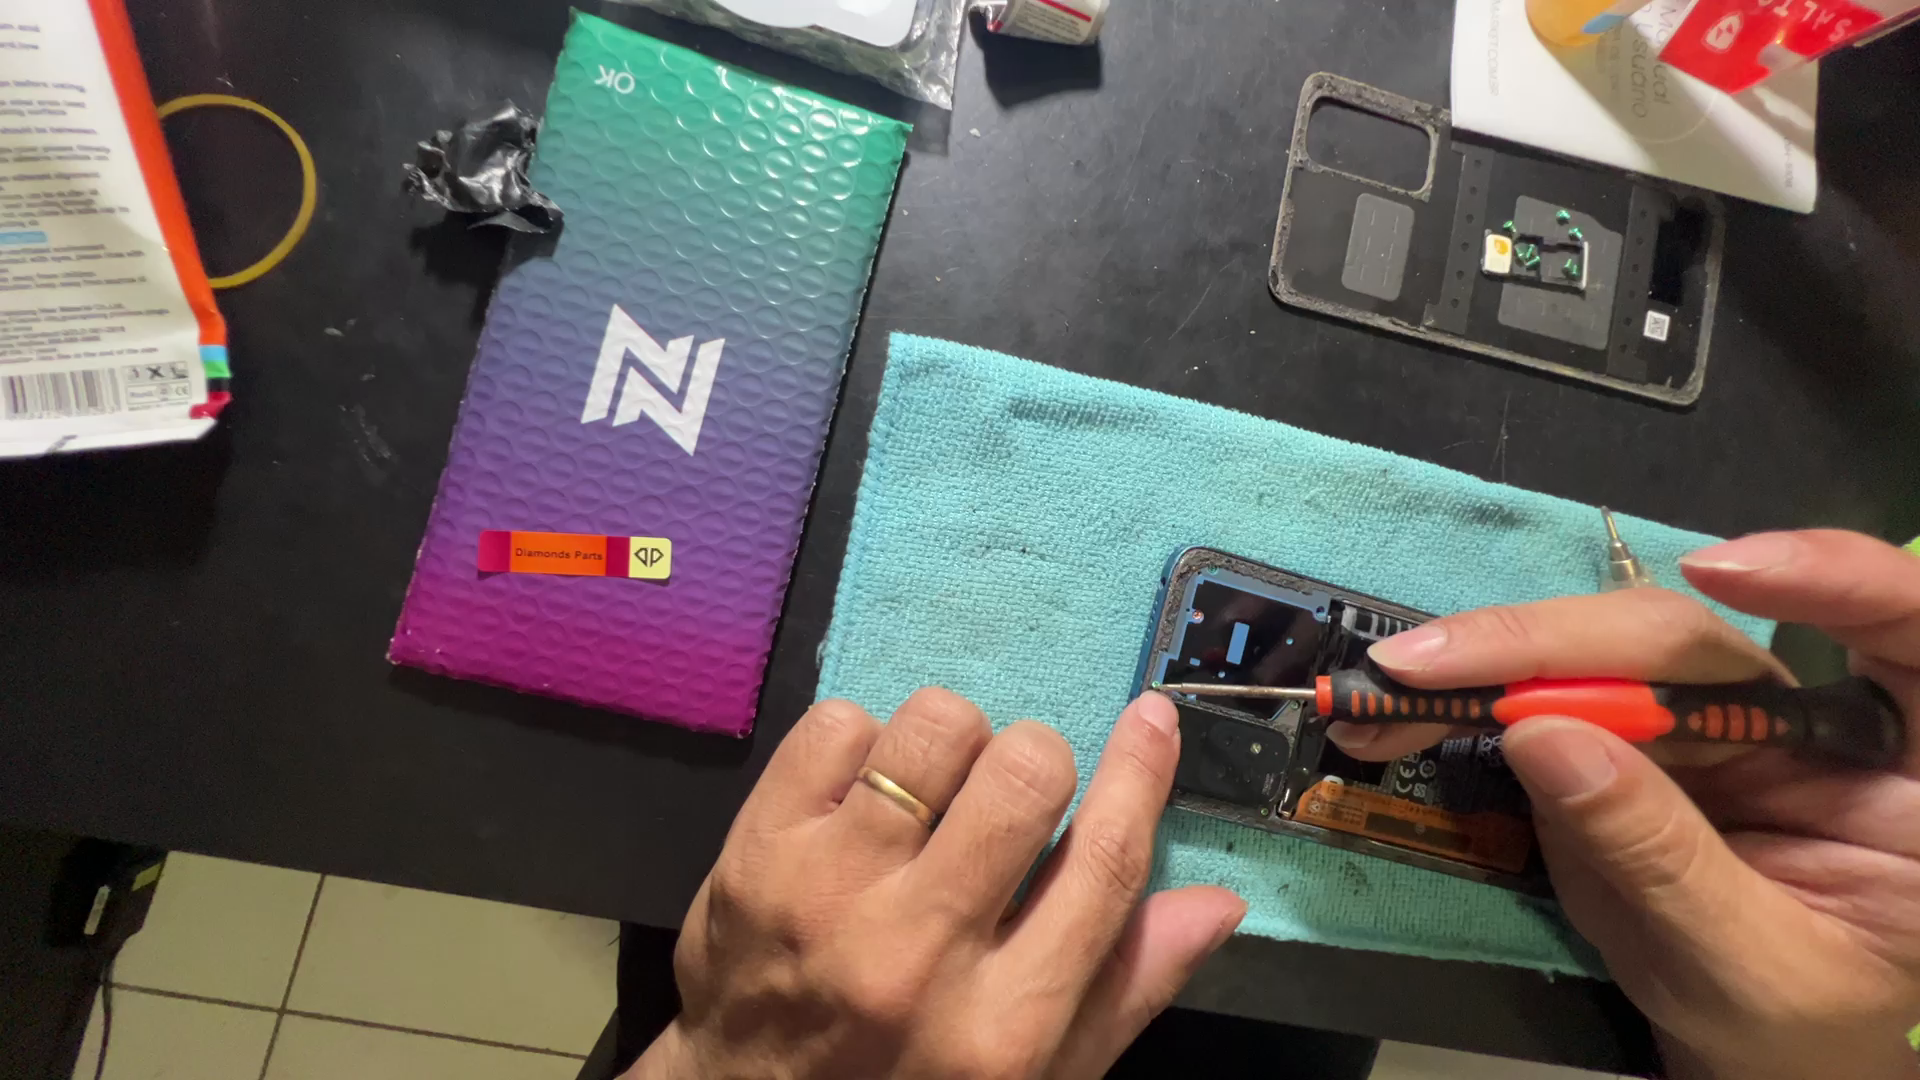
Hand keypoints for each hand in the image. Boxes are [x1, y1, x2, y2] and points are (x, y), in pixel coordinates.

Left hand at [629, 688, 1245, 1079]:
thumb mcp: (1032, 1074)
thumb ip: (1126, 984)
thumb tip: (1220, 902)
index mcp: (1007, 1024)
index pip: (1103, 864)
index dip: (1140, 773)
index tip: (1152, 714)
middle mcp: (920, 951)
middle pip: (1022, 773)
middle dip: (1029, 759)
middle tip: (998, 794)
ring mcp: (830, 892)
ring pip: (934, 726)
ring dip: (947, 741)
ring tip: (924, 793)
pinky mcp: (760, 847)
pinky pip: (841, 723)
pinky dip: (861, 739)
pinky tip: (854, 794)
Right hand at [1332, 530, 1919, 1078]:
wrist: (1743, 1039)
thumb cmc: (1796, 1023)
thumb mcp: (1747, 967)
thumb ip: (1658, 854)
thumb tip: (1542, 735)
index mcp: (1903, 771)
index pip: (1908, 634)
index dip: (1834, 579)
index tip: (1720, 569)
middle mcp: (1789, 714)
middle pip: (1672, 637)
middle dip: (1541, 643)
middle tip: (1421, 665)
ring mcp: (1686, 712)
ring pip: (1576, 649)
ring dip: (1468, 667)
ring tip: (1378, 698)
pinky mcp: (1604, 722)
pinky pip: (1520, 687)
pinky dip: (1447, 698)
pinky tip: (1389, 712)